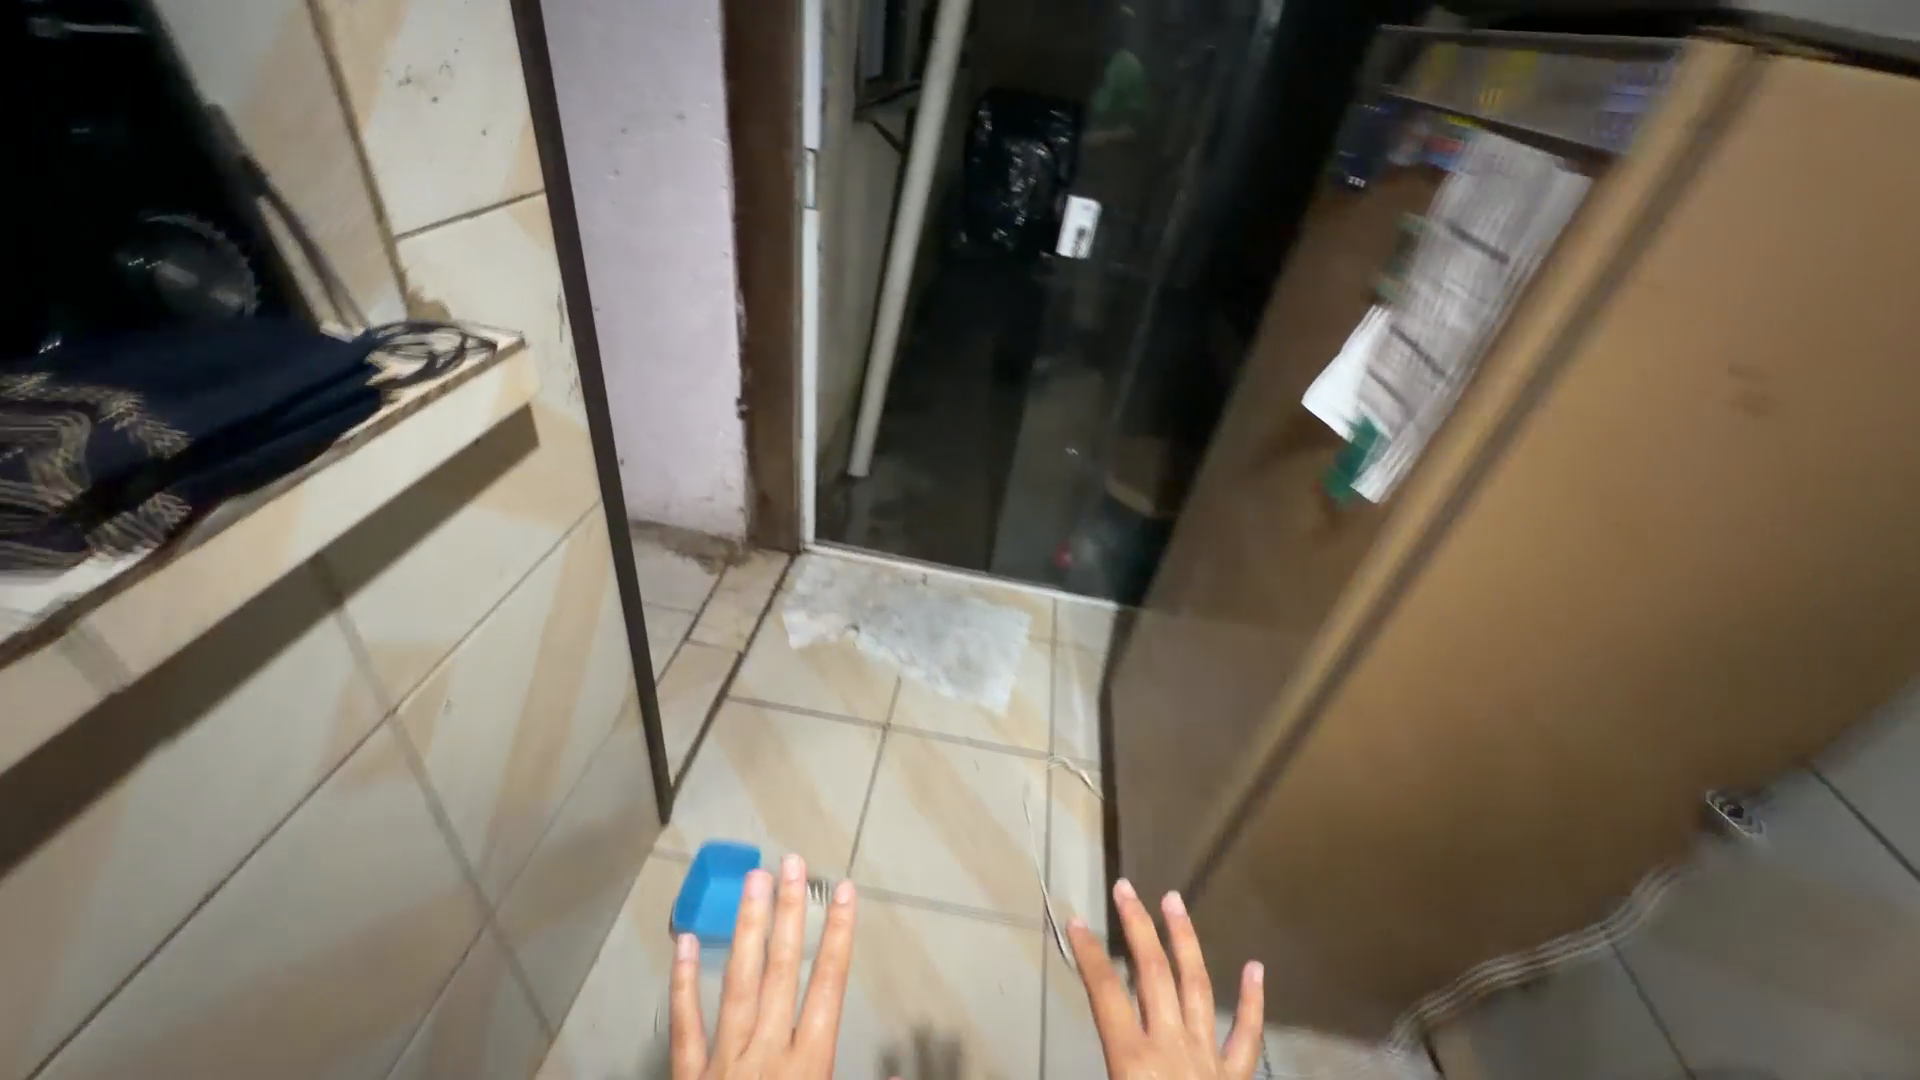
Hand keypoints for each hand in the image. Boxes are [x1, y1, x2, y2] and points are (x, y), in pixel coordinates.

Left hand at [671, 854, 857, 1079]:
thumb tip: (899, 1072)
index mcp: (808, 1066)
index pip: (829, 986)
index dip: (839, 935)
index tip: (845, 890)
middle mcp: (767, 1054)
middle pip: (782, 971)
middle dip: (789, 913)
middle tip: (791, 863)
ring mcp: (723, 1063)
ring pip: (739, 985)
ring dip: (748, 929)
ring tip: (753, 880)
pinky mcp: (688, 1079)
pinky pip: (685, 1027)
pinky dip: (684, 984)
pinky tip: (686, 941)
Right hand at [1068, 878, 1264, 1079]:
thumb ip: (1104, 1058)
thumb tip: (1097, 1034)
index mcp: (1133, 1059)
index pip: (1105, 992)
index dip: (1088, 953)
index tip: (1076, 921)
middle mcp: (1171, 1046)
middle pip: (1153, 973)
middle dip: (1137, 926)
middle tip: (1125, 888)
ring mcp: (1208, 1059)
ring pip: (1197, 988)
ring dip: (1184, 940)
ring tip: (1174, 901)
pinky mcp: (1236, 1078)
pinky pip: (1246, 1036)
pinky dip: (1252, 1001)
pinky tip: (1255, 967)